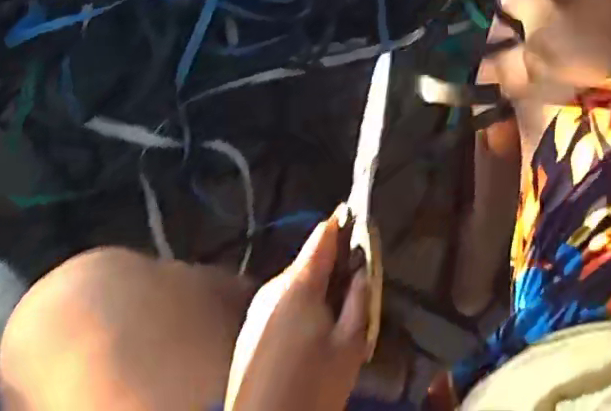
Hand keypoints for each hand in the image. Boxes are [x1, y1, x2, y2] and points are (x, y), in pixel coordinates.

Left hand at [225, 213, 370, 410]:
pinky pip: (281, 307)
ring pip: (296, 286)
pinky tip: (310, 341)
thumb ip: (359, 298)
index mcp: (299, 282)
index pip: (323, 235)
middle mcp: (273, 286)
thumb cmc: (311, 391)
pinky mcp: (247, 333)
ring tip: (336, 320)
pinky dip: (299, 311)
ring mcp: (256, 310)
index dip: (343, 223)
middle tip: (357, 287)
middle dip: (333, 268)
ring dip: (316, 292)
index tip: (361, 219)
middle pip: (309, 262)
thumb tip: (363, 266)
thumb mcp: (350, 346)